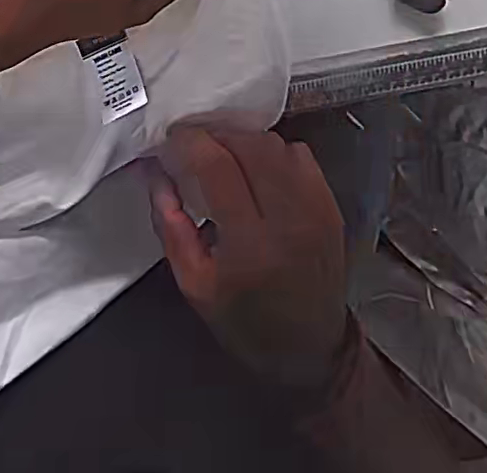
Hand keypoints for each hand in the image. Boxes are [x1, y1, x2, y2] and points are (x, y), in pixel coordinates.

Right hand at [150, 127, 349, 393]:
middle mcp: (289, 219)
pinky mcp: (331, 205)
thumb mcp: (193, 284)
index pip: (217, 166)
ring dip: (243, 140)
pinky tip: (256, 166)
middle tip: (194, 145)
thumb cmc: (244, 319)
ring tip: (223, 154)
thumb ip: (170, 224)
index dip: (189, 142)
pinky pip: (300, 154)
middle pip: (249, 145)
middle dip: (215, 135)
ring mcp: (316, 209)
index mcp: (250, 245)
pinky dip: (273, 150)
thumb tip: (155, 172)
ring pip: (275, 144)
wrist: (310, 350)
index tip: (171, 140)